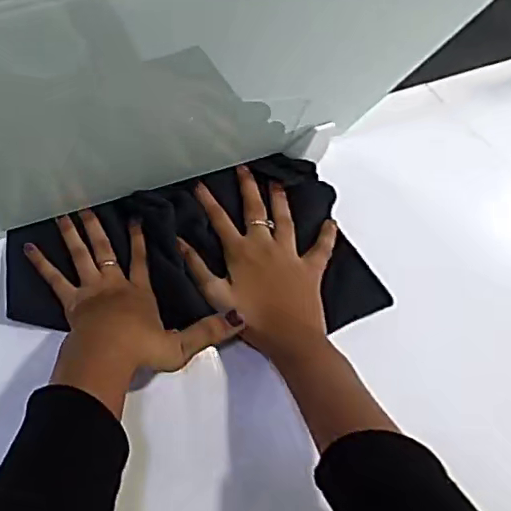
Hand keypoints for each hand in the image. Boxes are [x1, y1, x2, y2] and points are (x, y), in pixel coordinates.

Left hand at [25, 209, 243, 416]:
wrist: (110, 354)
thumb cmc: (143, 350)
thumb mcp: (181, 344)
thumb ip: (208, 331)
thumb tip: (238, 318)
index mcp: (138, 293)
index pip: (140, 261)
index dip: (138, 240)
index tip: (136, 218)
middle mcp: (113, 284)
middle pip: (104, 249)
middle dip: (97, 226)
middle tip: (88, 204)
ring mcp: (89, 289)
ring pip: (79, 254)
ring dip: (71, 233)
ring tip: (62, 213)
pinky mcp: (70, 299)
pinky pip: (53, 277)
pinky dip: (40, 262)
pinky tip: (28, 248)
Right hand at [179, 165, 338, 363]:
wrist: (292, 340)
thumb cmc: (251, 320)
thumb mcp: (215, 294)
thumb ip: (196, 266)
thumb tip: (180, 242)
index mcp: (240, 251)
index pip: (219, 219)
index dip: (207, 200)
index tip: (199, 184)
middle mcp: (265, 246)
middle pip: (255, 209)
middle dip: (248, 187)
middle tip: (244, 169)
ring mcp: (290, 255)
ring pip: (285, 220)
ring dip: (280, 199)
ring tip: (277, 183)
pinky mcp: (311, 269)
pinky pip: (322, 248)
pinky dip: (327, 235)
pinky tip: (330, 223)